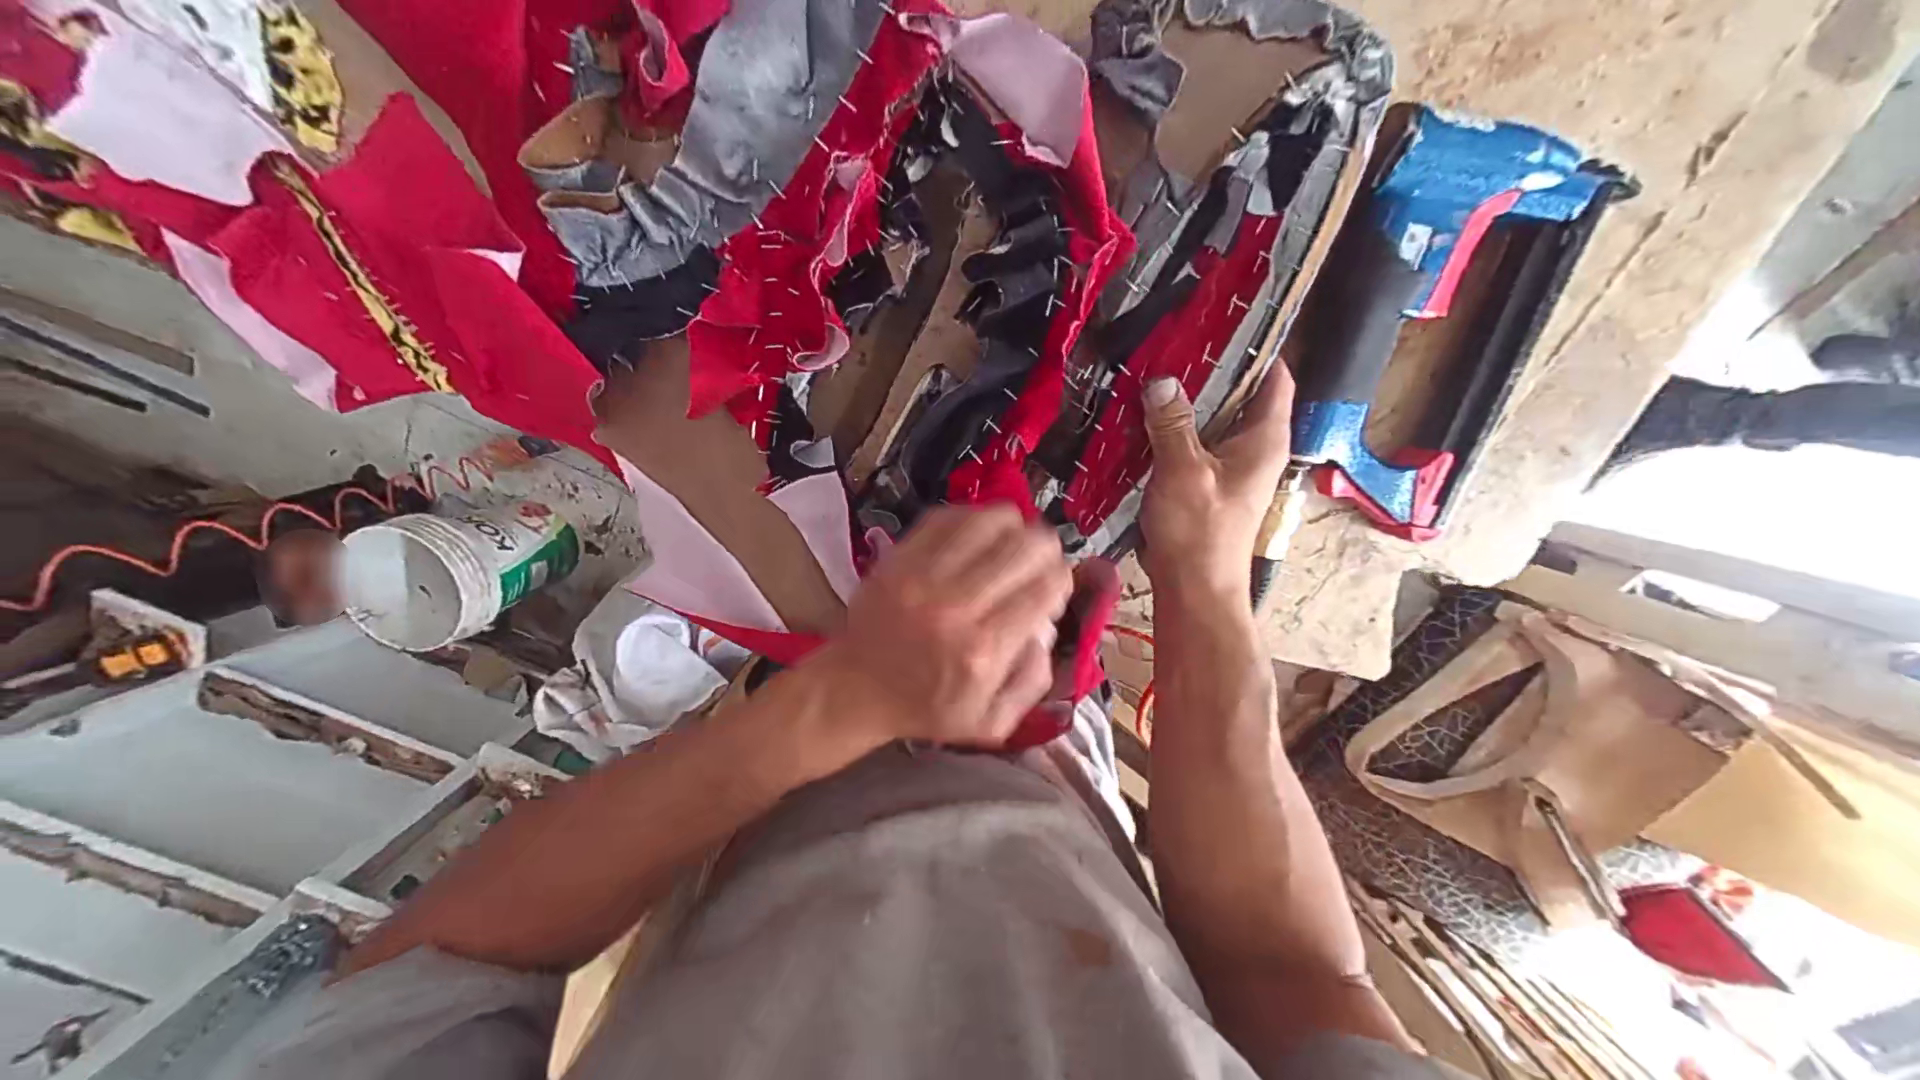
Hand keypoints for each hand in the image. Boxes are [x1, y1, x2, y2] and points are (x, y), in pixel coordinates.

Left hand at [809, 505, 1073, 748]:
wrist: (856, 689)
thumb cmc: (926, 708)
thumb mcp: (991, 721)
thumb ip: (1032, 681)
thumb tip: (1047, 629)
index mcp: (983, 649)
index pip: (1044, 589)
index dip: (1063, 578)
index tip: (1059, 583)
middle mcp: (956, 606)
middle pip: (1024, 549)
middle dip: (1046, 549)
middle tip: (1043, 559)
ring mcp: (922, 576)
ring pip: (989, 523)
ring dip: (1014, 527)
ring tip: (1014, 540)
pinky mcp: (899, 558)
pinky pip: (947, 517)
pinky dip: (974, 518)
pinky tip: (981, 532)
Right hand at [1139, 366, 1293, 596]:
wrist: (1194, 589)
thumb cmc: (1199, 531)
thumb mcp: (1183, 470)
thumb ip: (1172, 423)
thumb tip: (1163, 381)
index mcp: (1264, 438)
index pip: (1275, 376)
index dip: (1256, 347)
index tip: (1220, 322)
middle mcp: (1253, 449)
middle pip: (1237, 396)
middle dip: (1206, 372)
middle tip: (1169, 345)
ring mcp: (1228, 469)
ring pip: (1210, 422)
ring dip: (1183, 404)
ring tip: (1149, 376)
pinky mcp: (1204, 485)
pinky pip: (1190, 447)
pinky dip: (1171, 432)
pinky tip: (1140, 421)